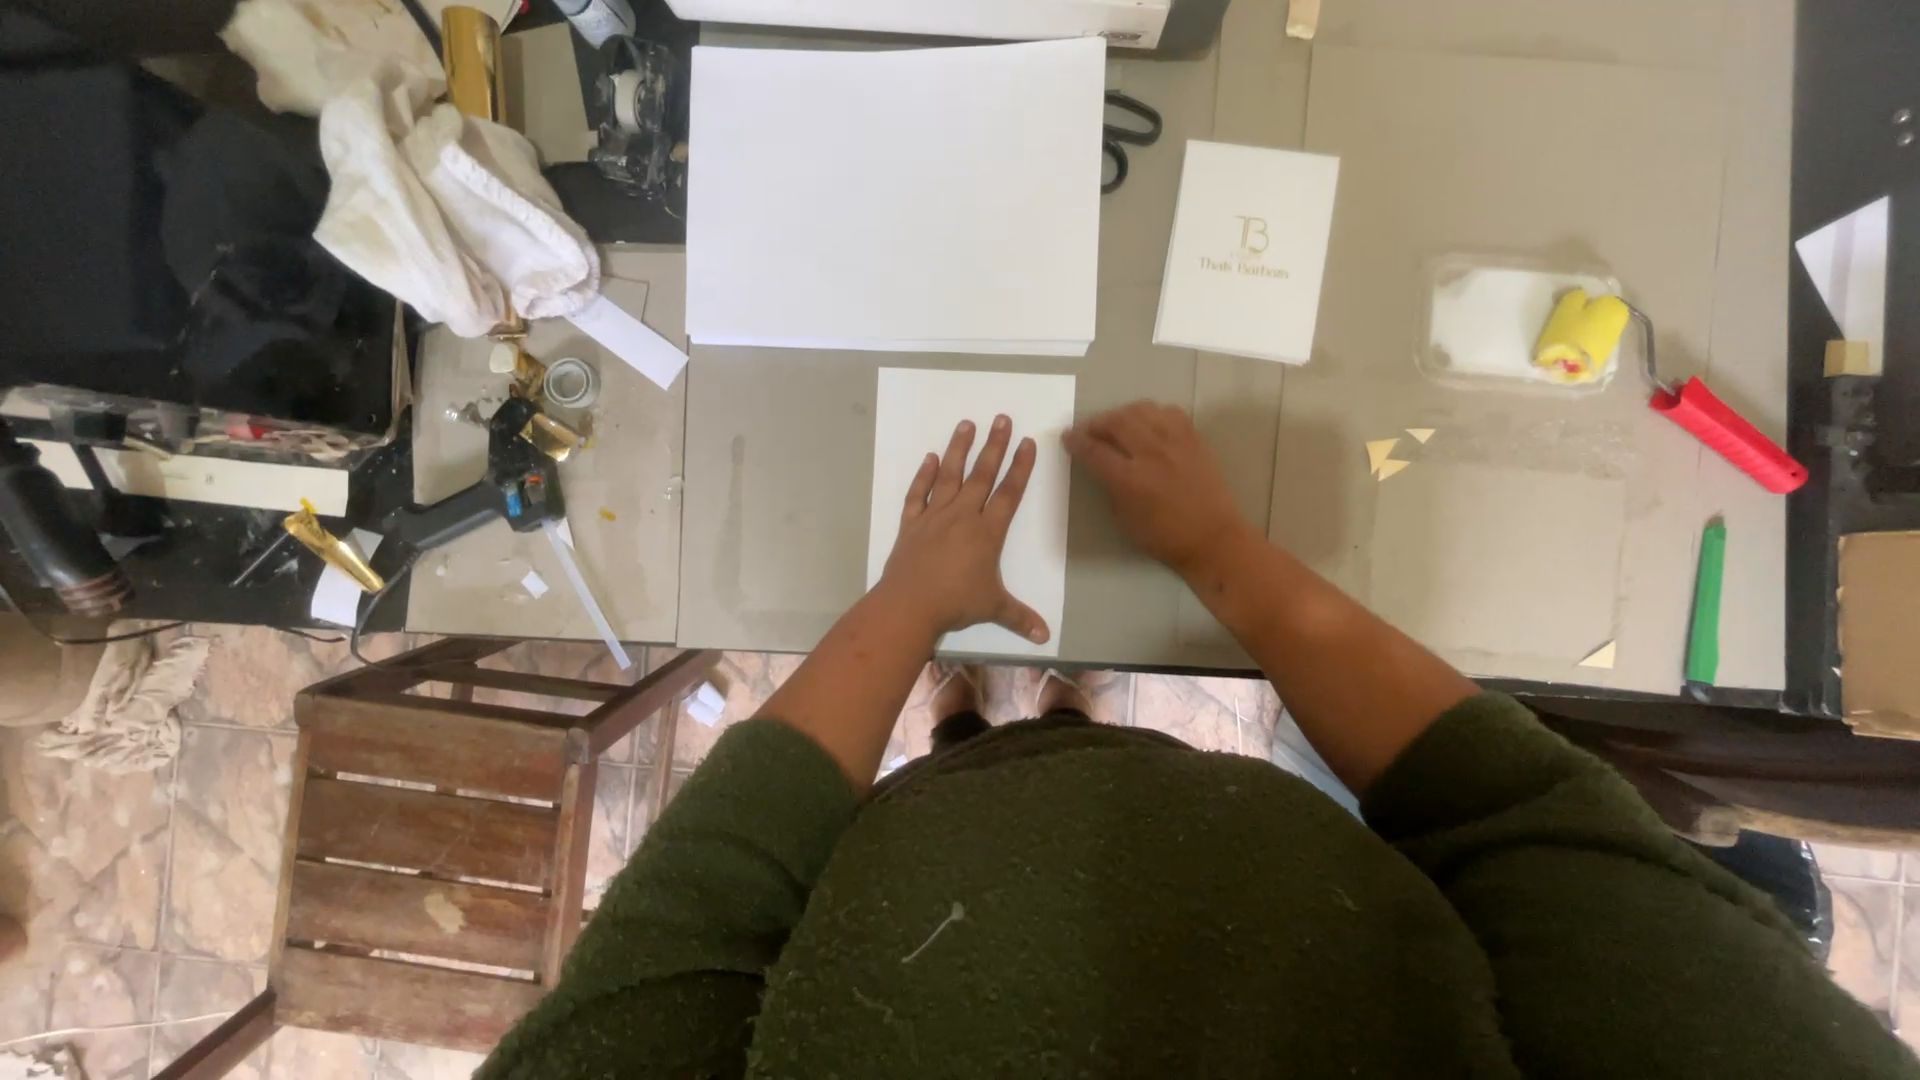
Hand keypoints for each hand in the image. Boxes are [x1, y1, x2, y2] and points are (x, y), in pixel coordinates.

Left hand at [879, 415, 1050, 644]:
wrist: (909, 605)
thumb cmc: (955, 603)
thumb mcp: (993, 608)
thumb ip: (1020, 618)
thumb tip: (1046, 636)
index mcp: (987, 532)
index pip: (1009, 493)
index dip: (1020, 468)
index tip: (1027, 443)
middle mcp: (962, 516)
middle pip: (982, 475)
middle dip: (994, 446)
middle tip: (1001, 418)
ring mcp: (934, 517)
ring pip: (949, 476)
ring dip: (958, 449)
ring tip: (966, 424)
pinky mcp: (911, 524)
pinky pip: (918, 494)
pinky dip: (923, 476)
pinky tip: (930, 458)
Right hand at [1063, 402, 1249, 575]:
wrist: (1212, 537)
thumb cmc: (1163, 537)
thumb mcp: (1124, 519)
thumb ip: (1110, 486)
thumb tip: (1101, 465)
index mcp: (1130, 480)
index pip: (1094, 451)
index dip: (1076, 442)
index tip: (1067, 437)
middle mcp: (1151, 454)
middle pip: (1116, 422)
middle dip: (1096, 422)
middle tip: (1088, 429)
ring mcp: (1175, 442)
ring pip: (1142, 410)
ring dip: (1122, 414)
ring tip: (1116, 424)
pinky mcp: (1194, 438)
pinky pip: (1169, 412)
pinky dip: (1153, 414)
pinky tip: (1148, 425)